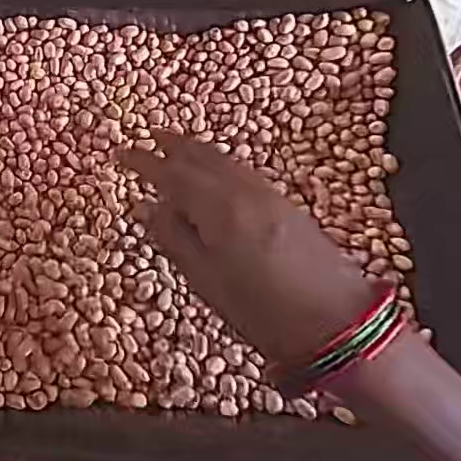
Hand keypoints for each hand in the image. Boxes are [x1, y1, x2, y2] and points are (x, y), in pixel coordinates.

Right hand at [121, 133, 372, 369]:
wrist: (340, 324)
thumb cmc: (260, 310)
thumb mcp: (204, 278)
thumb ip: (172, 236)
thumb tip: (145, 205)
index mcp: (218, 208)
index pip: (171, 173)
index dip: (143, 162)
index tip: (120, 153)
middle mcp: (243, 191)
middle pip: (201, 157)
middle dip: (172, 145)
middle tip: (147, 136)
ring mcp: (268, 196)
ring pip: (224, 161)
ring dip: (196, 150)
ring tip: (175, 146)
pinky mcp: (285, 206)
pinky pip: (241, 171)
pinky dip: (219, 163)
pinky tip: (214, 171)